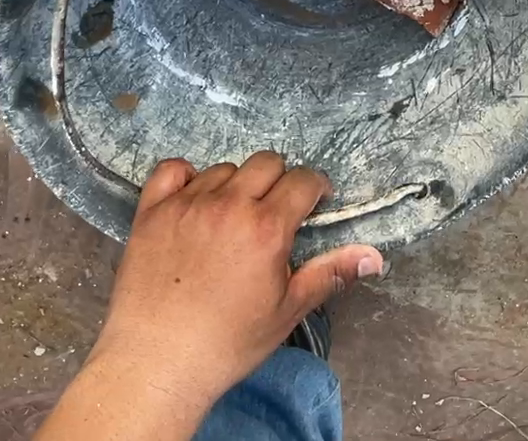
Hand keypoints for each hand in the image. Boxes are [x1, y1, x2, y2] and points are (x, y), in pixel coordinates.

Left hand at [86, 153, 383, 421]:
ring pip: (225, 168)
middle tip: (274, 210)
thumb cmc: (227, 342)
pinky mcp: (152, 211)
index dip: (315, 188)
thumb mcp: (287, 310)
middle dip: (279, 180)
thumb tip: (374, 257)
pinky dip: (186, 177)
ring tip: (232, 216)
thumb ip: (330, 273)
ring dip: (236, 184)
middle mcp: (230, 205)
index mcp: (267, 227)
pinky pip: (173, 169)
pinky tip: (193, 198)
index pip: (303, 180)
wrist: (154, 365)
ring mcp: (187, 204)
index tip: (314, 203)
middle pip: (267, 162)